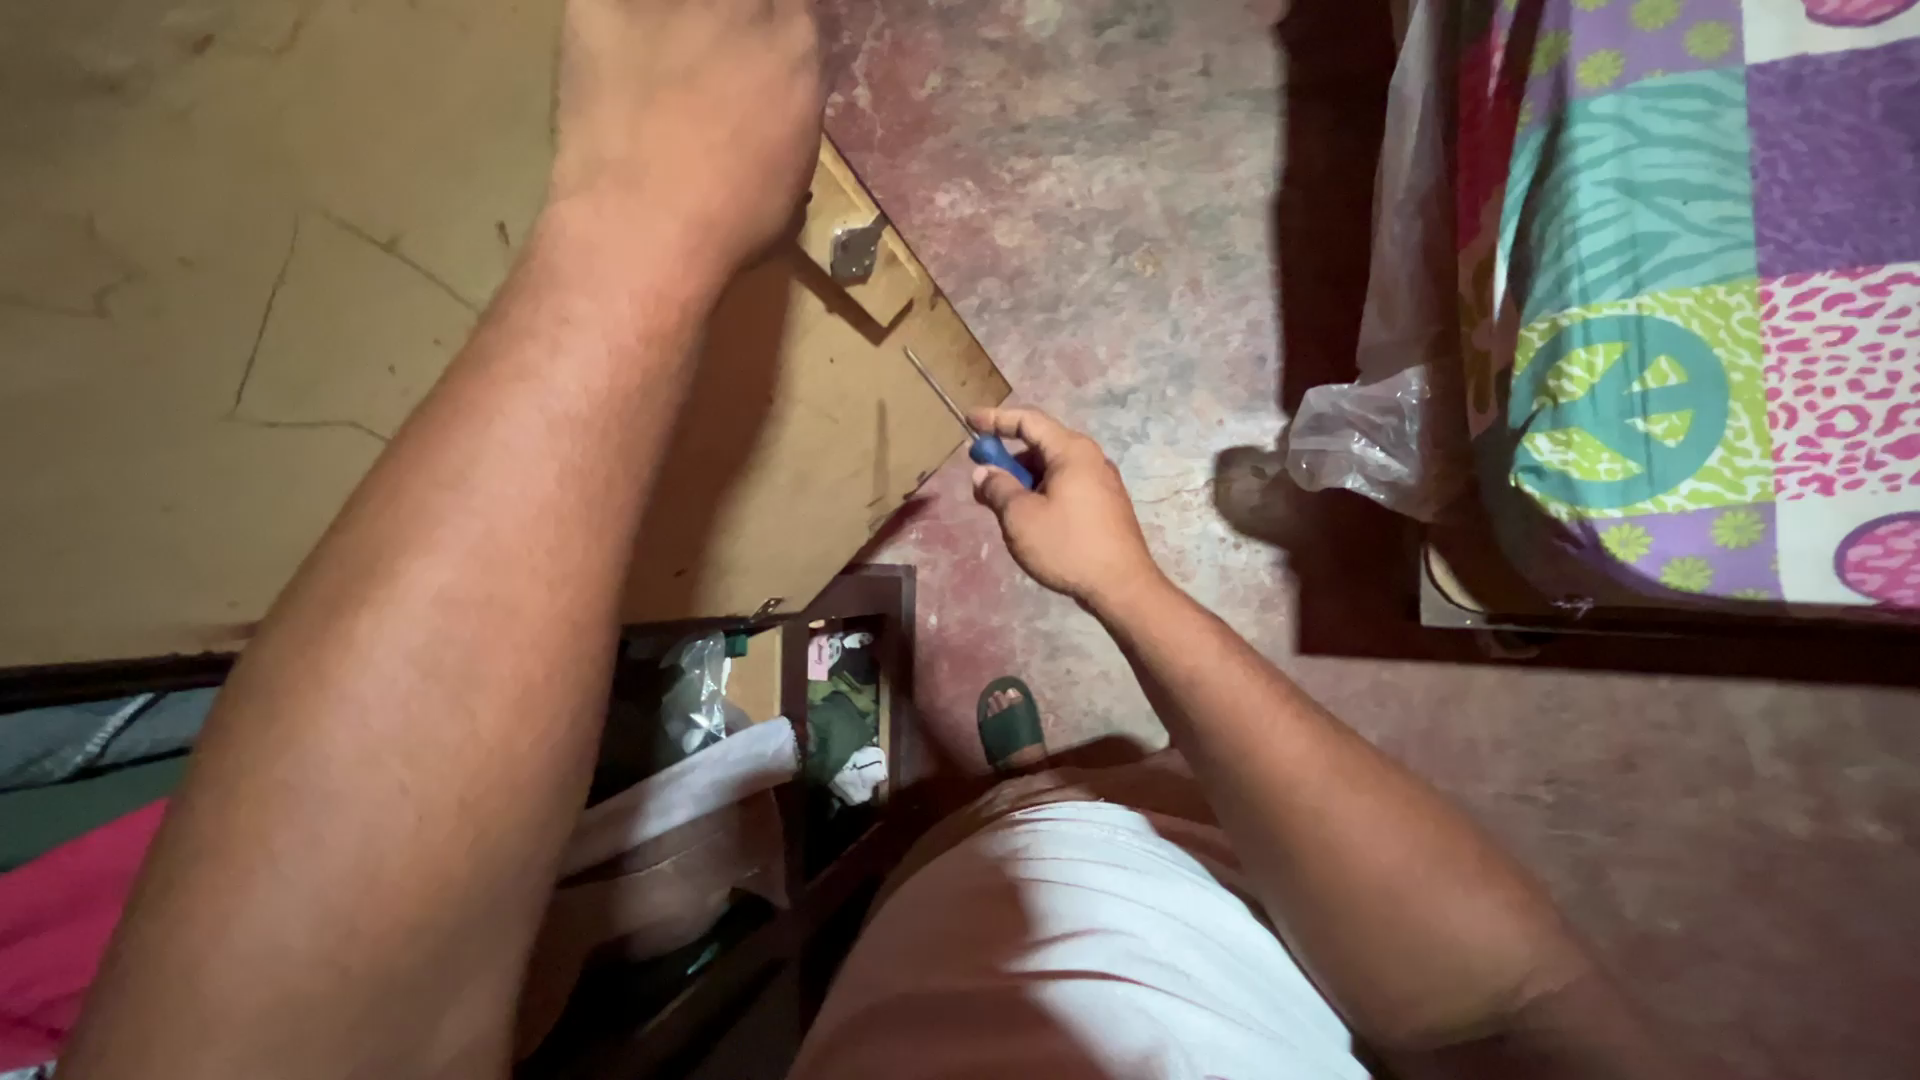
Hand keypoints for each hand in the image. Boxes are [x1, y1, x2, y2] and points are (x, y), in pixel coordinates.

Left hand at [550, 0, 821, 289]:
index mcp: (793, 47)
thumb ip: (784, 128)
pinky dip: (610, 26)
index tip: (759, 60)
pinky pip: (607, 4)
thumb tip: (770, 126)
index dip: (773, 33)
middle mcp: (736, 5)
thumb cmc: (735, 225)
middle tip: (707, 65)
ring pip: (670, 2)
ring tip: (662, 62)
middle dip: (727, 24)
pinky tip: (610, 65)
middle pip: (737, 0)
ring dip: (671, 22)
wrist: (648, 225)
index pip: (794, 9)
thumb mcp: (790, 183)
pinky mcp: (598, 4)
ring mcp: (665, 0)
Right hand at [970, 407, 1164, 609]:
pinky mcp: (1105, 506)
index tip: (970, 422)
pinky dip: (1041, 493)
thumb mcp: (1020, 516)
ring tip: (1000, 505)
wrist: (1122, 586)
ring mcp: (1102, 483)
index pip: (1028, 420)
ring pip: (1052, 469)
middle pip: (1041, 445)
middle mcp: (1091, 458)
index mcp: (1072, 451)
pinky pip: (1065, 487)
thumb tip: (984, 472)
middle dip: (1007, 458)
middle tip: (981, 477)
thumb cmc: (1067, 546)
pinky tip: (1028, 518)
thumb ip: (998, 488)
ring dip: (1023, 480)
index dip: (995, 419)